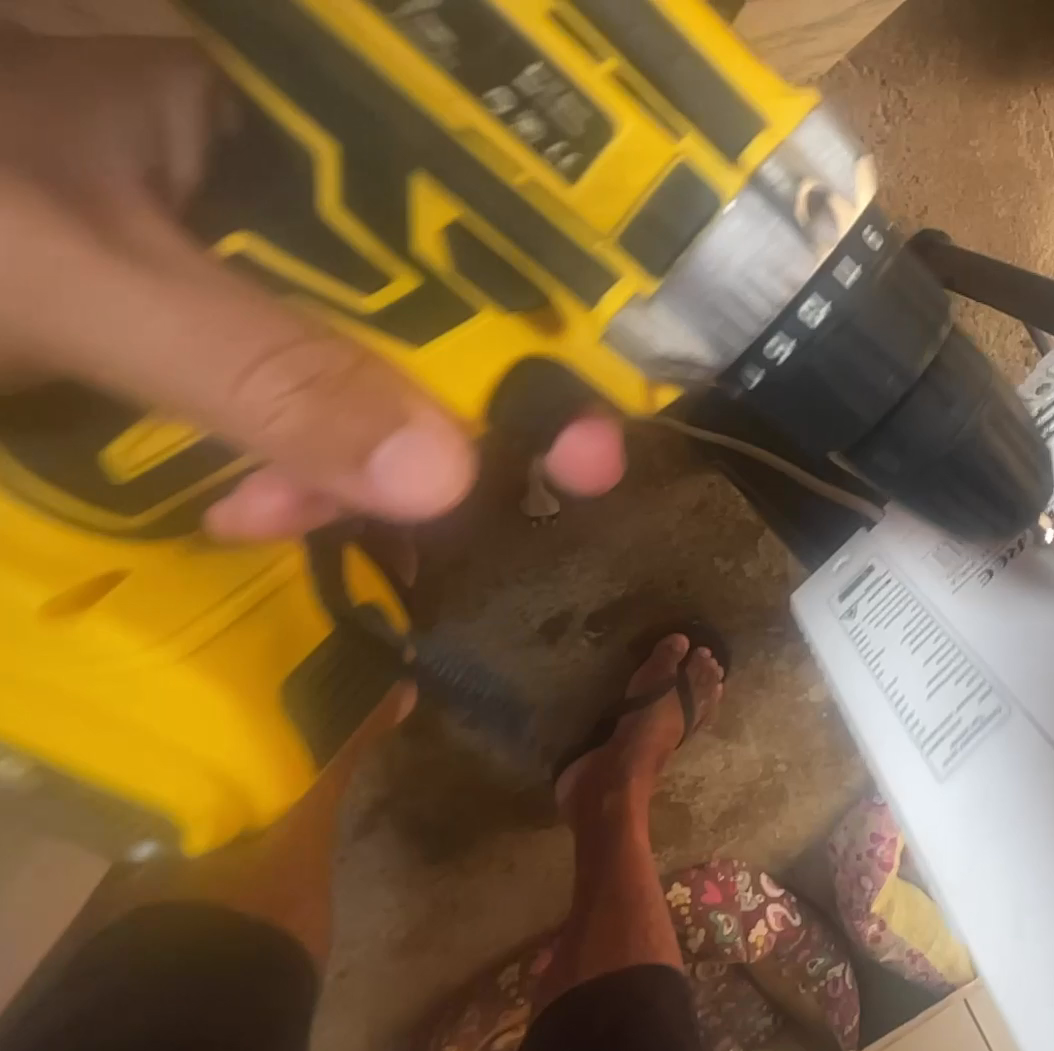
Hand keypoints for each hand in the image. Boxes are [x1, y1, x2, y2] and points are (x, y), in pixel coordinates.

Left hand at [0, 32, 626, 540]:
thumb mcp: (74, 282)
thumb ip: (260, 372)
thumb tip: (447, 477)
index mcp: (291, 148)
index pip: (474, 235)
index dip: (552, 326)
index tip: (594, 425)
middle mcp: (309, 220)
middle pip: (456, 322)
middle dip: (483, 412)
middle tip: (564, 479)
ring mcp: (276, 297)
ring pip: (395, 389)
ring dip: (377, 467)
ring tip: (286, 513)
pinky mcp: (240, 363)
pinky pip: (325, 429)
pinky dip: (307, 482)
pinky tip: (249, 508)